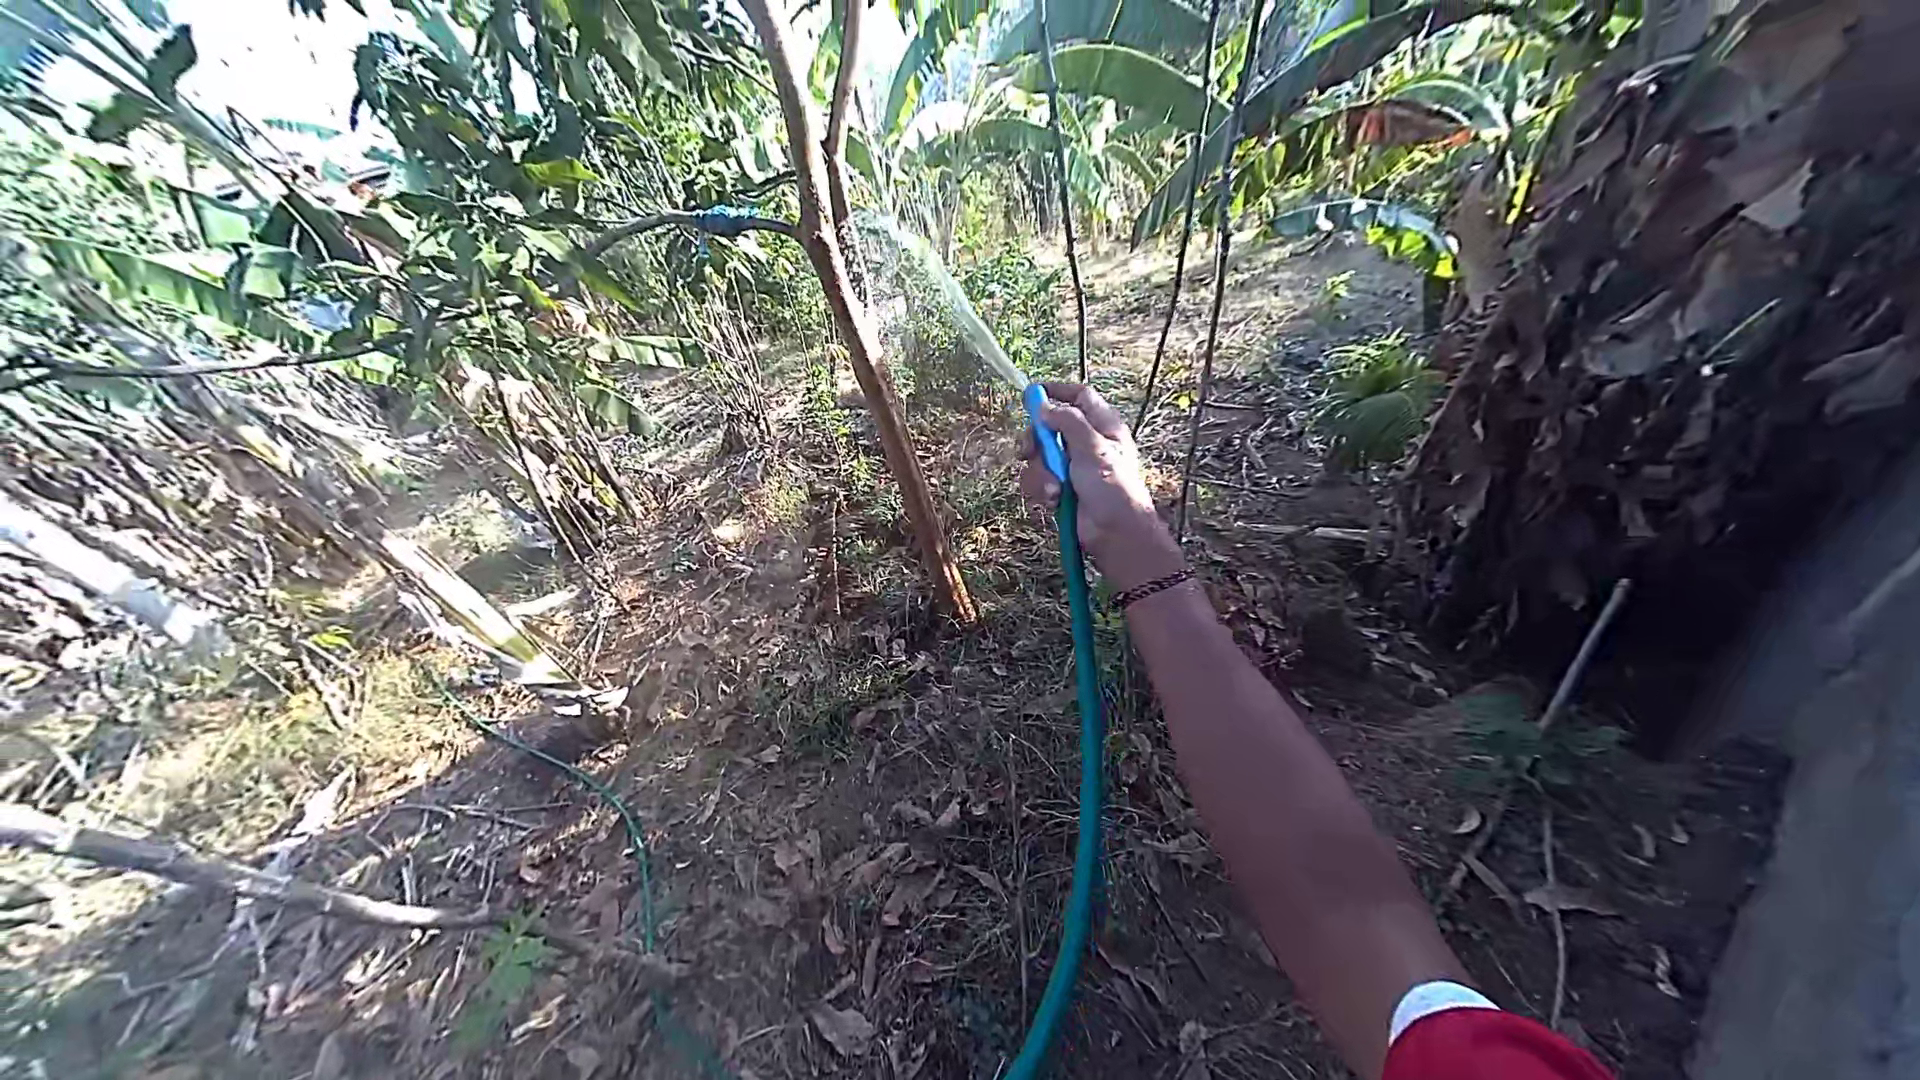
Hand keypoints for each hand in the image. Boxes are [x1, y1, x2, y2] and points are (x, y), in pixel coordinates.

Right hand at [1019, 382, 1184, 591]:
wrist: (1115, 533)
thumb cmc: (1112, 488)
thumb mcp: (1092, 448)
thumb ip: (1067, 422)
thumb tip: (1042, 406)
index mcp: (1102, 427)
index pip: (1078, 396)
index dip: (1056, 391)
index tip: (1031, 393)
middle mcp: (1085, 443)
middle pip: (1049, 427)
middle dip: (1035, 440)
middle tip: (1026, 450)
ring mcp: (1072, 467)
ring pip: (1039, 457)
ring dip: (1040, 474)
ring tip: (1054, 489)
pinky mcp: (1061, 488)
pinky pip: (1038, 480)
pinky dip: (1041, 490)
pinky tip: (1054, 500)